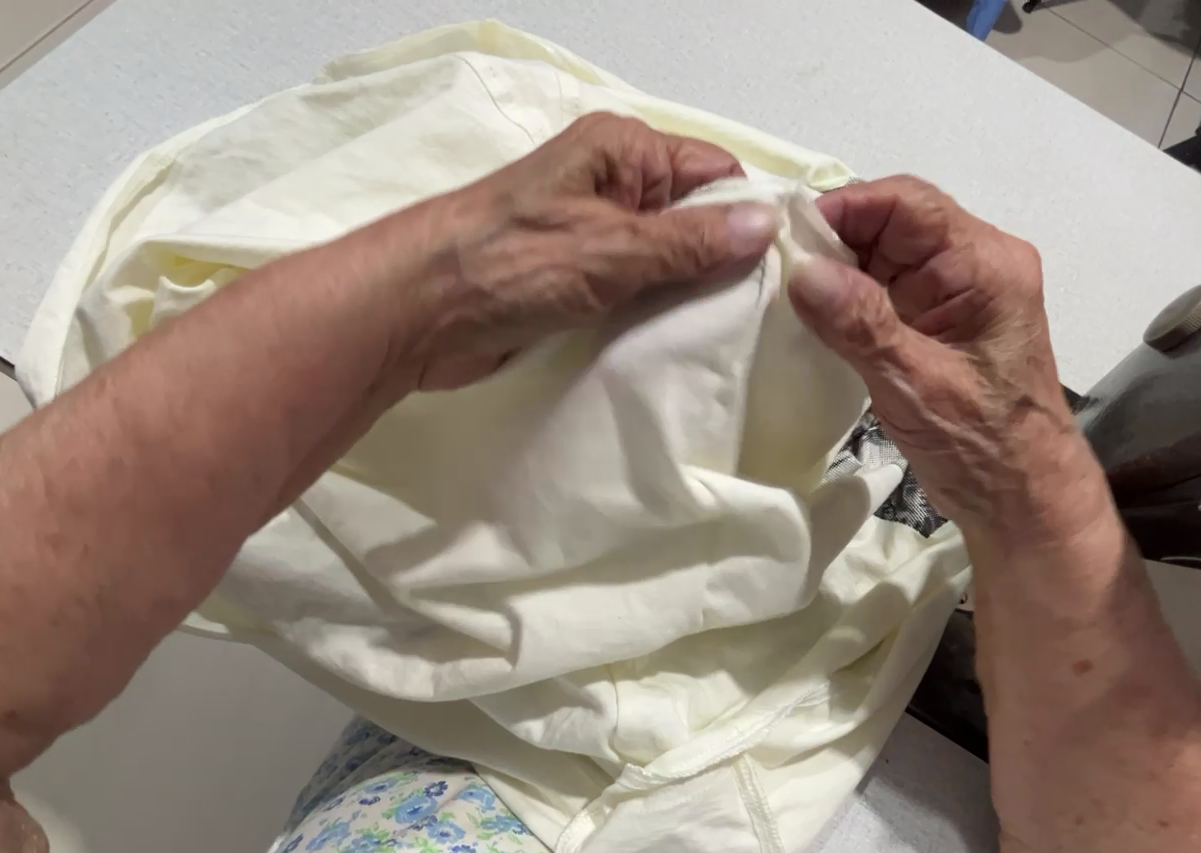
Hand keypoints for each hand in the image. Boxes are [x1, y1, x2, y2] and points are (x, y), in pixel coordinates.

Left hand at [379, 113, 779, 391]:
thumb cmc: (508, 265)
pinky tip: (682, 349)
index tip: (782, 270)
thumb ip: (688, 243)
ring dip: (687, 300)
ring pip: (662, 267)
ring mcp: (591, 244)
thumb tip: (765, 225)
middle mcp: (610, 192)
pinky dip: (653, 321)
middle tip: (762, 319)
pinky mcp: (574, 290)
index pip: (712, 174)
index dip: (747, 216)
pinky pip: (631, 300)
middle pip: (691, 223)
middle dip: (722, 264)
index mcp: (621, 154)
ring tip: (731, 340)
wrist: (418, 315)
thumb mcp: (609, 248)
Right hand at [786, 177, 1106, 543]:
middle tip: (772, 269)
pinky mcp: (934, 324)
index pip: (907, 204)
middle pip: (892, 225)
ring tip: (781, 292)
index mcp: (984, 265)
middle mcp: (972, 266)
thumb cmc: (981, 444)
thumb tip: (801, 271)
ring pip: (882, 259)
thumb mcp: (916, 383)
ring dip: (833, 272)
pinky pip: (881, 293)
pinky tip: (809, 319)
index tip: (784, 238)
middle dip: (832, 241)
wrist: (1018, 497)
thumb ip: (861, 325)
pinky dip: (843, 301)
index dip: (843, 209)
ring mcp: (952, 296)